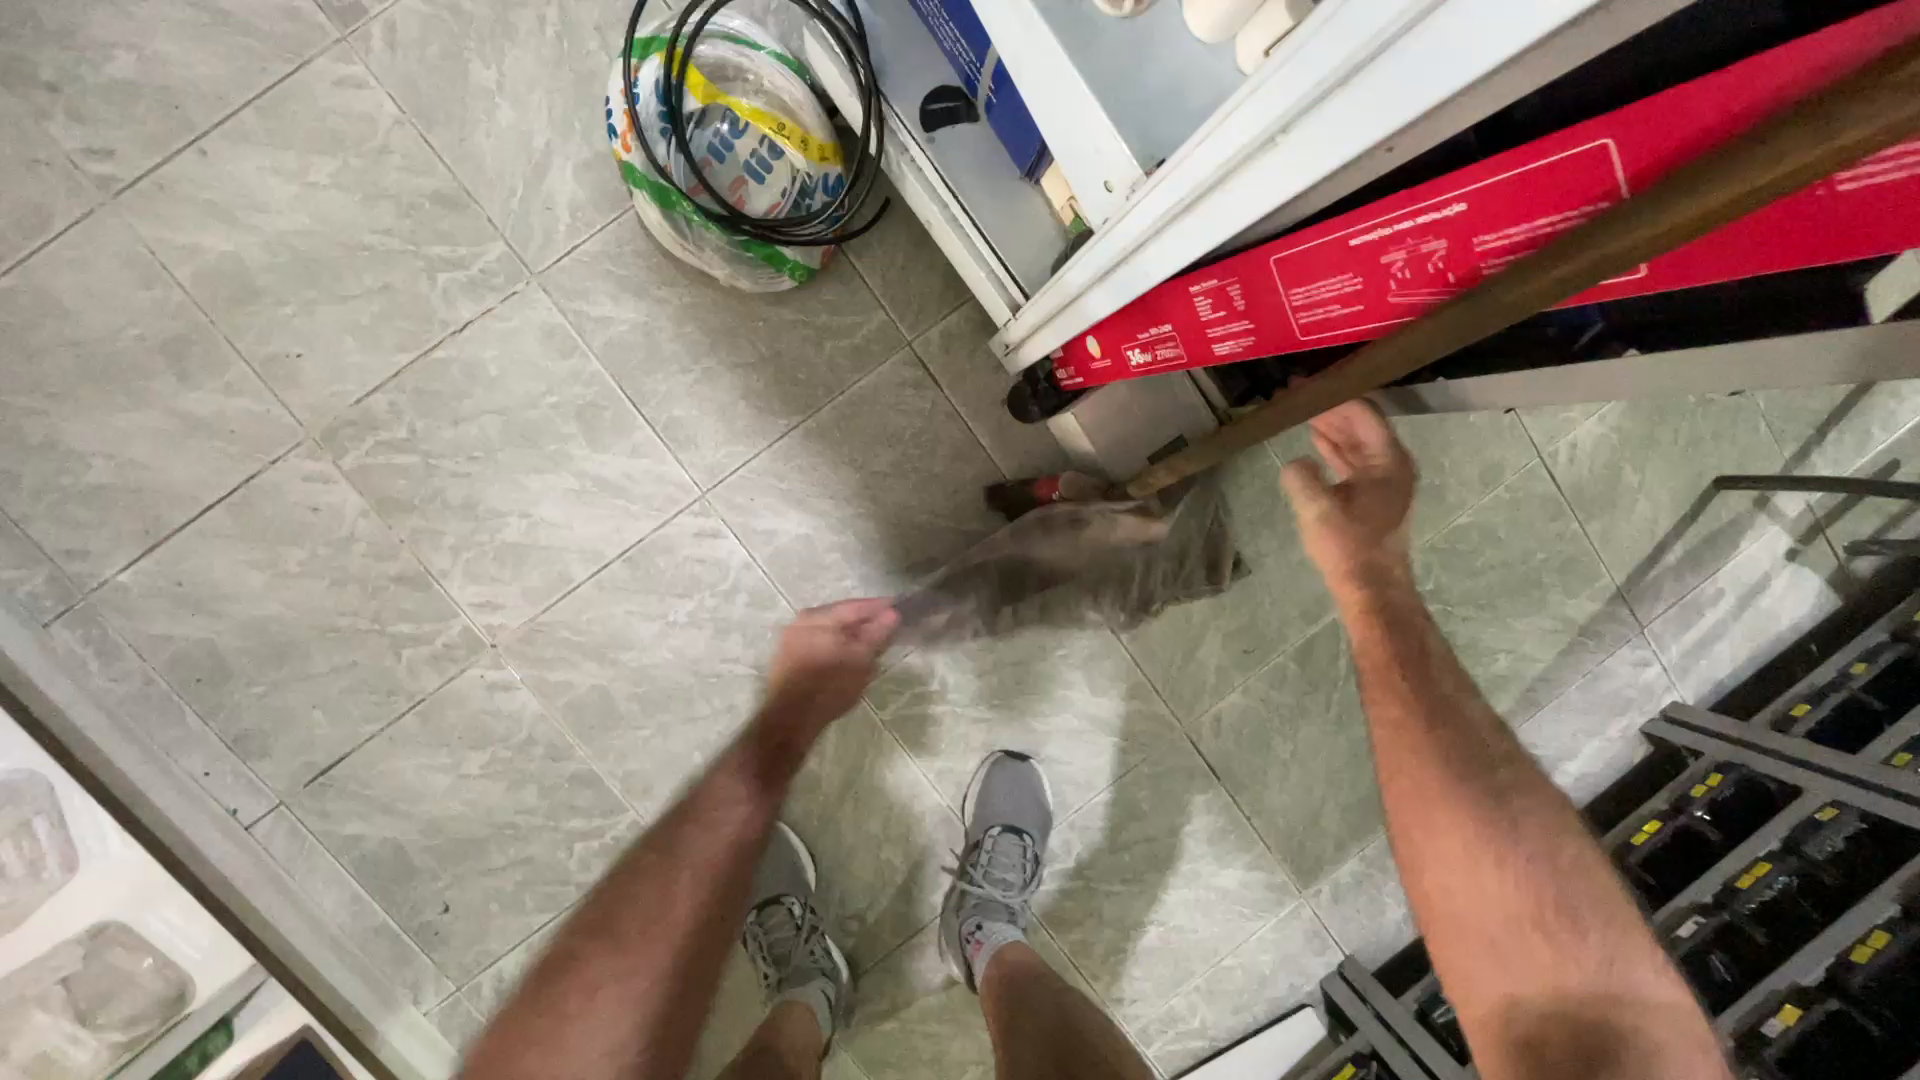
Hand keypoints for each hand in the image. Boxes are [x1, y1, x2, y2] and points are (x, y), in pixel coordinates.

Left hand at [760, 599, 899, 739]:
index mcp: (819, 617)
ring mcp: (792, 638)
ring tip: (872, 646)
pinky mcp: (789, 657)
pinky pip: (820, 643)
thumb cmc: (829, 687)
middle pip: (842, 616)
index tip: (901, 608)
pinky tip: (849, 658)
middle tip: (889, 629)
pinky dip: (837, 646)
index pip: (857, 606)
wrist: (790, 719)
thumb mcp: (861, 660)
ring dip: (852, 636)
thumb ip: (877, 633)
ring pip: (831, 631)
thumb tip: (892, 613)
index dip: (881, 607)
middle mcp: (802, 621)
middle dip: (866, 622)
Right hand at [1278, 397, 1417, 597]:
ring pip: (1356, 441)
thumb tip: (1294, 463)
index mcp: (1388, 460)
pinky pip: (1353, 460)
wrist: (1371, 587)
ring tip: (1299, 411)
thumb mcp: (1317, 509)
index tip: (1300, 387)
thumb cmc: (1349, 547)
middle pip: (1361, 423)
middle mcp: (1392, 464)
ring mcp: (1385, 480)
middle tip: (1295, 394)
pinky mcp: (1373, 495)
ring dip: (1329, 426)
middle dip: (1328, 408)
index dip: (1331, 397)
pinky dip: (1333, 447)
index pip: (1361, 413)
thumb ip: (1301, 477)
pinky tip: (1315, 440)